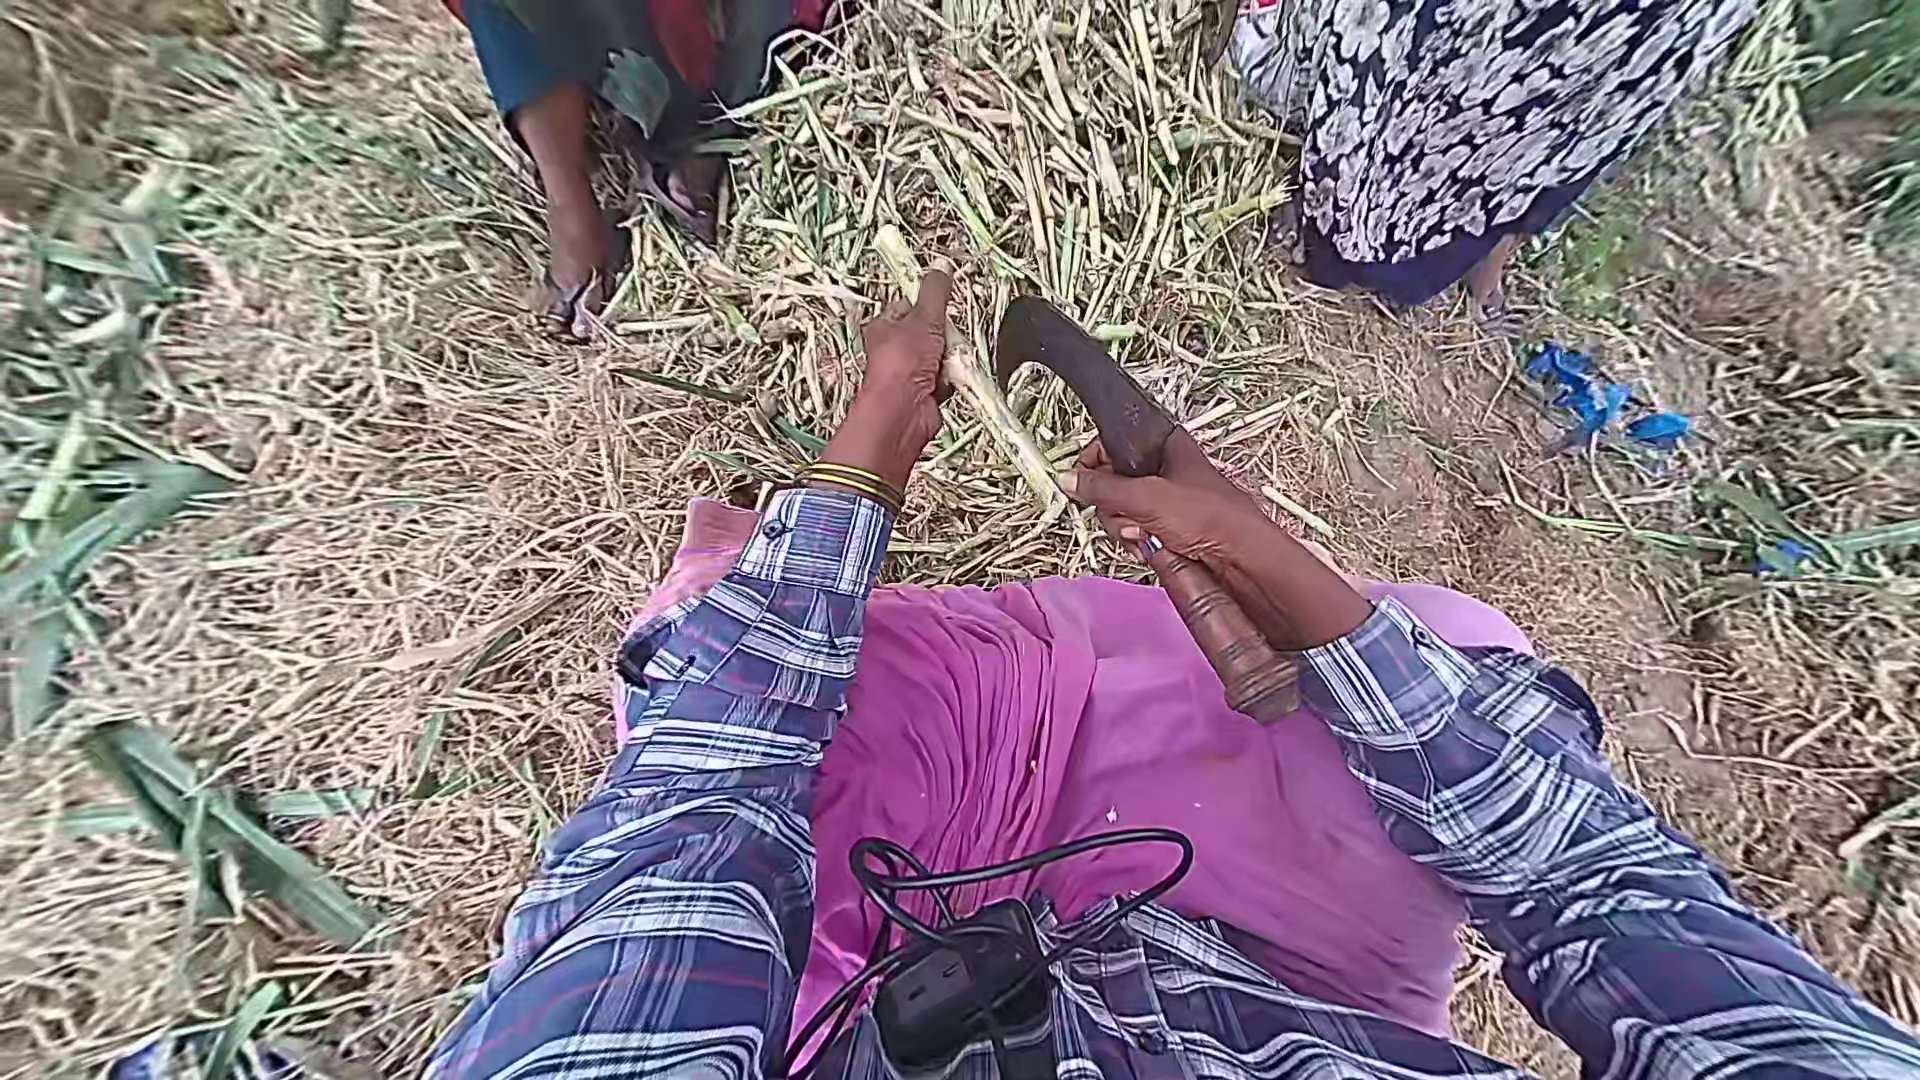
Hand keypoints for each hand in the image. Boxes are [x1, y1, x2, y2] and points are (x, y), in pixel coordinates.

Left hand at [820, 271, 953, 491]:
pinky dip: (952, 380)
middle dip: (945, 337)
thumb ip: (935, 292)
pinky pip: (948, 378)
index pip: (912, 306)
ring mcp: (911, 373)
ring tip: (946, 364)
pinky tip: (947, 382)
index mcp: (885, 326)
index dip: (929, 307)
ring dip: (950, 360)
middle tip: (944, 340)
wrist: (904, 412)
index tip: (941, 308)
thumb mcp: (922, 318)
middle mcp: (896, 350)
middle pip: (933, 332)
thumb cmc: (901, 365)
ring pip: (943, 356)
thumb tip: (942, 266)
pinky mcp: (926, 393)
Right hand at [1061, 429, 1273, 572]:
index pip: (1109, 444)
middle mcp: (1162, 468)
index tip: (1083, 483)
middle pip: (1110, 481)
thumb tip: (1068, 480)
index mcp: (1163, 444)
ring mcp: (1162, 498)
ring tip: (1146, 534)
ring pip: (1119, 509)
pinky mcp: (1164, 524)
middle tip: (1129, 516)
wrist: (1241, 559)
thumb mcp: (1146, 497)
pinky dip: (1135, 541)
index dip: (1093, 464)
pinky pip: (1132, 529)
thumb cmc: (1209, 517)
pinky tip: (1149, 547)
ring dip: (1124, 527)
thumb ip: (1102, 488)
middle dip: (1113, 506)